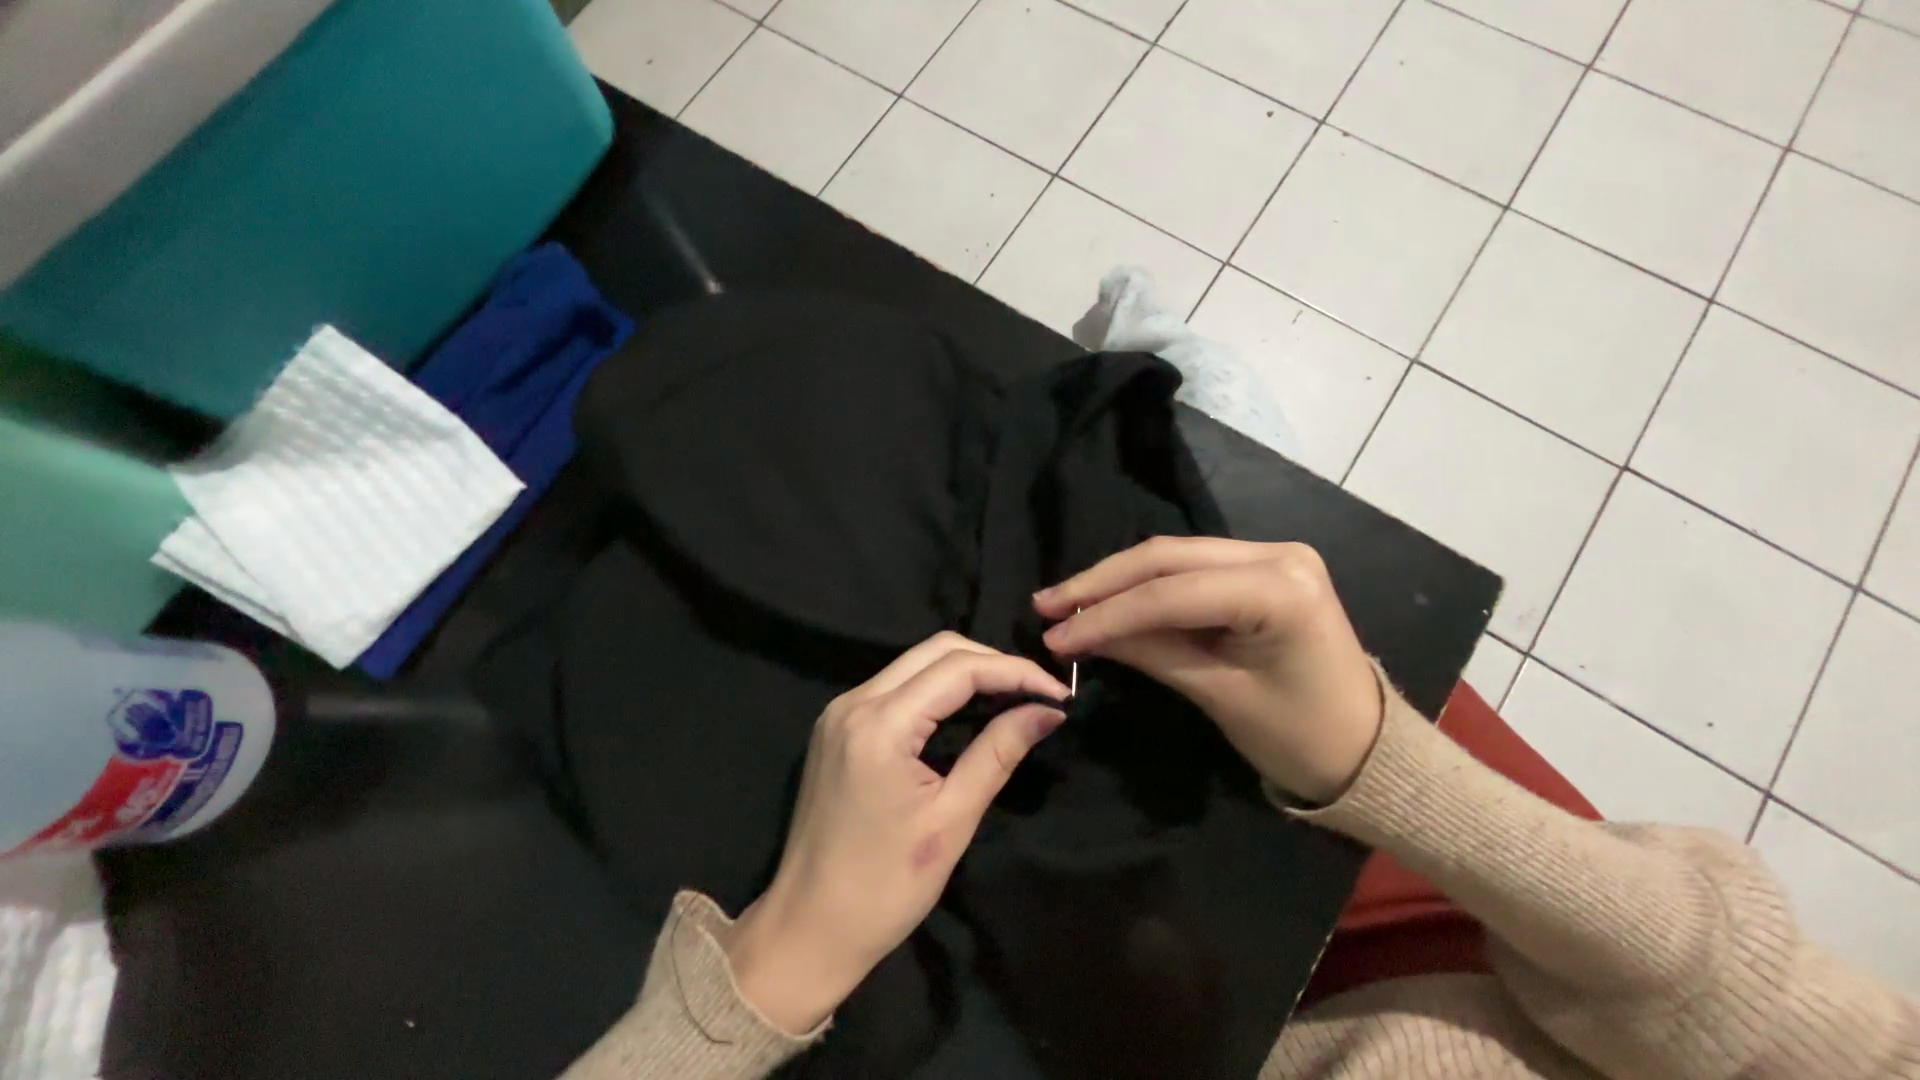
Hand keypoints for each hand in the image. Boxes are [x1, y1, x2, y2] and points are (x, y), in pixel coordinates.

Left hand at [725, 633, 1069, 1033]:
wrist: (809, 927)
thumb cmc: (885, 886)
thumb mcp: (952, 819)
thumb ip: (998, 752)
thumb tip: (1048, 711)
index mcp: (879, 725)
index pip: (958, 668)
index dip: (1015, 672)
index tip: (1058, 694)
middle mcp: (853, 702)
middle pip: (935, 650)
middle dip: (992, 662)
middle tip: (1037, 693)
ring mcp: (839, 712)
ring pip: (914, 662)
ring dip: (965, 671)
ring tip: (1013, 698)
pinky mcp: (836, 727)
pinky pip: (895, 686)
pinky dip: (936, 688)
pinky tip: (967, 710)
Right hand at [1035, 537, 1381, 804]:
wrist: (1368, 752)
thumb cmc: (1300, 736)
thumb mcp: (1219, 695)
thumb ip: (1149, 651)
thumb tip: (1078, 634)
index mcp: (1281, 588)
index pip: (1171, 593)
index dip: (1105, 614)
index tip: (1053, 636)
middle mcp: (1279, 553)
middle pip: (1168, 559)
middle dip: (1102, 584)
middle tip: (1045, 607)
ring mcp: (1274, 554)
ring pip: (1174, 558)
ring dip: (1118, 582)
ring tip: (1065, 604)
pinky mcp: (1265, 568)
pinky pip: (1192, 570)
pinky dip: (1147, 589)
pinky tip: (1108, 601)